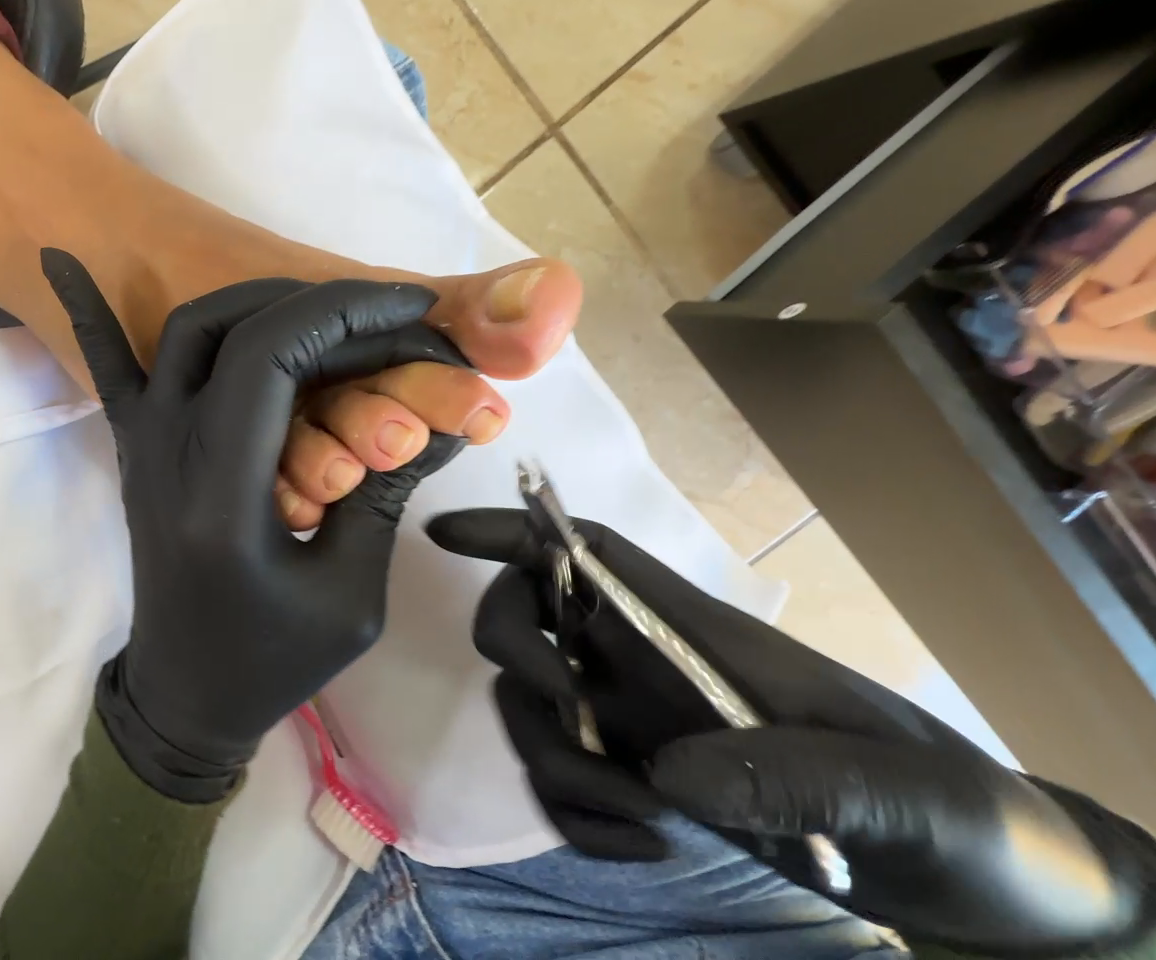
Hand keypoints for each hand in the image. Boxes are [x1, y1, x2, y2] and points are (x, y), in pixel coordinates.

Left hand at [43, 249, 464, 802]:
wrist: (184, 695)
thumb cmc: (273, 660)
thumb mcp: (351, 593)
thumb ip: (387, 492)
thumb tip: (443, 412)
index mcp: (222, 494)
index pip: (272, 356)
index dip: (344, 315)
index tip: (413, 311)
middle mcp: (169, 453)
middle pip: (230, 328)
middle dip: (319, 305)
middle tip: (389, 316)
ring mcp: (143, 445)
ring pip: (185, 334)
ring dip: (258, 302)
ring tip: (327, 312)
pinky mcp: (135, 450)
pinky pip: (106, 368)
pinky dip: (87, 308)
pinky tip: (62, 256)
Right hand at [426, 509, 1154, 957]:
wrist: (969, 882)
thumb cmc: (946, 810)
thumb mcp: (899, 794)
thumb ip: (794, 773)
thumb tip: (665, 769)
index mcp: (691, 630)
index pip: (586, 552)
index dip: (514, 531)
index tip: (444, 533)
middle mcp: (640, 662)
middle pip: (525, 621)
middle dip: (523, 661)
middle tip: (577, 717)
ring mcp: (627, 721)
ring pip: (528, 713)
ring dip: (566, 772)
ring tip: (653, 822)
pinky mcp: (626, 779)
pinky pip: (553, 784)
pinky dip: (579, 822)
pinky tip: (645, 847)